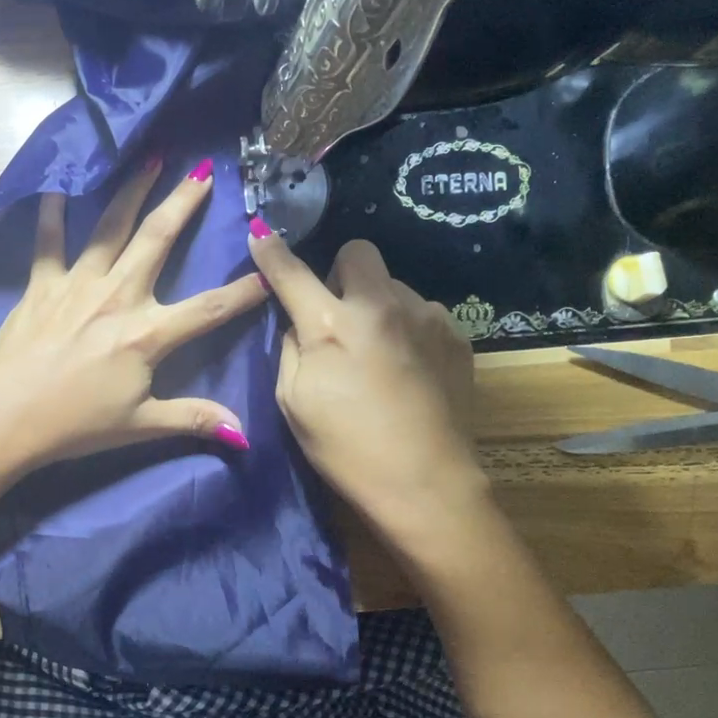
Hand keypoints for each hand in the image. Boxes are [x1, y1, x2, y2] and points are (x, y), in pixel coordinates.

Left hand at [0, 159, 267, 470]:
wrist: (6, 417)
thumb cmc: (75, 425)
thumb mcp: (140, 427)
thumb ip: (192, 419)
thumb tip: (241, 433)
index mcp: (148, 334)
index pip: (209, 309)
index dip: (245, 292)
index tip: (271, 271)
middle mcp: (118, 296)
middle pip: (158, 239)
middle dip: (184, 202)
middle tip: (203, 170)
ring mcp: (77, 285)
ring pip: (111, 227)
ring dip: (132, 190)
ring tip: (150, 159)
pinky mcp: (41, 286)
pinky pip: (49, 240)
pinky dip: (53, 211)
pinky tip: (58, 185)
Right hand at [249, 228, 484, 528]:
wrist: (424, 482)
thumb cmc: (345, 450)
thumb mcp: (293, 404)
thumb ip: (291, 351)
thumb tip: (299, 324)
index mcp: (331, 326)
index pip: (293, 274)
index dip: (273, 253)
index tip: (261, 235)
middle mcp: (381, 305)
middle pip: (358, 253)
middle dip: (341, 274)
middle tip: (336, 316)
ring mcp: (426, 316)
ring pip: (392, 287)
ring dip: (377, 307)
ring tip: (378, 355)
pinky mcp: (456, 335)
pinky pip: (421, 314)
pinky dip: (406, 330)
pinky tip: (406, 369)